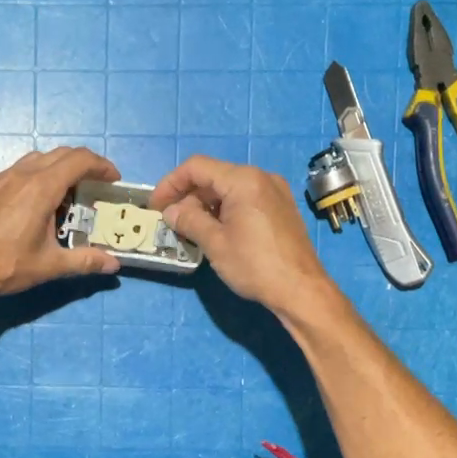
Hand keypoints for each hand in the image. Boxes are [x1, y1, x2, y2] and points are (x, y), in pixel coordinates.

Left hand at [0, 147, 121, 305]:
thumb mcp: (51, 265)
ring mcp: (2, 178)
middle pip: (61, 154)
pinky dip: (38, 176)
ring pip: (38, 159)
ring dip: (59, 168)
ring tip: (68, 195)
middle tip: (95, 187)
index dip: (102, 166)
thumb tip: (114, 265)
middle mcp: (22, 174)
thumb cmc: (7, 266)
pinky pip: (20, 170)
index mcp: (41, 188)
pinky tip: (38, 204)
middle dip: (84, 165)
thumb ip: (85, 261)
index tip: (113, 180)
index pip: (80, 160)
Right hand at [150, 156, 332, 314]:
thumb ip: (189, 221)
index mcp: (243, 180)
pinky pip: (246, 198)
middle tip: (171, 222)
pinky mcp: (281, 207)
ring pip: (229, 188)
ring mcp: (275, 191)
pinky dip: (225, 209)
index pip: (196, 167)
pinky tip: (216, 231)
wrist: (301, 289)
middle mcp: (261, 177)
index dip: (170, 184)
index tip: (155, 206)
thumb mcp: (215, 243)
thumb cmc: (255, 265)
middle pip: (214, 176)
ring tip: (190, 229)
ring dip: (205, 204)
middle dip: (188, 196)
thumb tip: (171, 211)